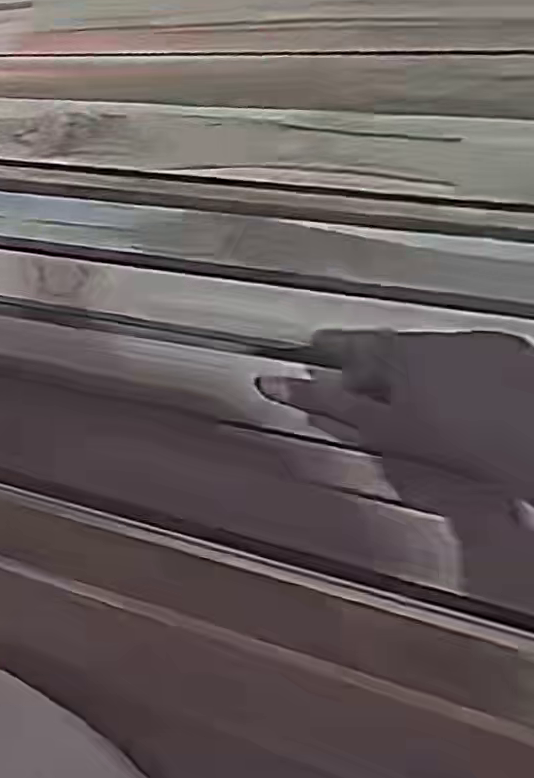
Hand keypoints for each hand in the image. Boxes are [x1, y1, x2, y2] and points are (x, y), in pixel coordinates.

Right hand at [257, 330, 533, 521]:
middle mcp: (444, 339)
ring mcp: (494, 350)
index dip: (321, 353)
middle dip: (372, 374)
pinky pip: (473, 367)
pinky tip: (454, 412)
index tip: (312, 356)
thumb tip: (269, 384)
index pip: (340, 341)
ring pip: (431, 359)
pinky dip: (454, 384)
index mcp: (398, 347)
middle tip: (359, 400)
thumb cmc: (463, 438)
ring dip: (413, 380)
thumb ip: (319, 401)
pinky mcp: (526, 365)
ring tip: (407, 411)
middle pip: (388, 351)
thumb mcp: (376, 425)